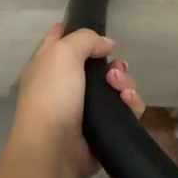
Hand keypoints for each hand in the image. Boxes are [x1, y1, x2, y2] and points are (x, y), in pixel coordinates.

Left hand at [9, 24, 119, 177]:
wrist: (55, 147)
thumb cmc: (53, 94)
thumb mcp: (63, 54)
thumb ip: (86, 40)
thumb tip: (107, 44)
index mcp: (48, 65)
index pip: (59, 40)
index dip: (74, 31)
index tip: (95, 30)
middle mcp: (65, 85)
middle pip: (97, 65)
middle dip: (114, 65)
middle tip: (115, 71)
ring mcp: (83, 108)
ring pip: (114, 87)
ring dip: (124, 83)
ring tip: (121, 90)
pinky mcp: (102, 127)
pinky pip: (123, 110)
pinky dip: (130, 104)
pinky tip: (128, 102)